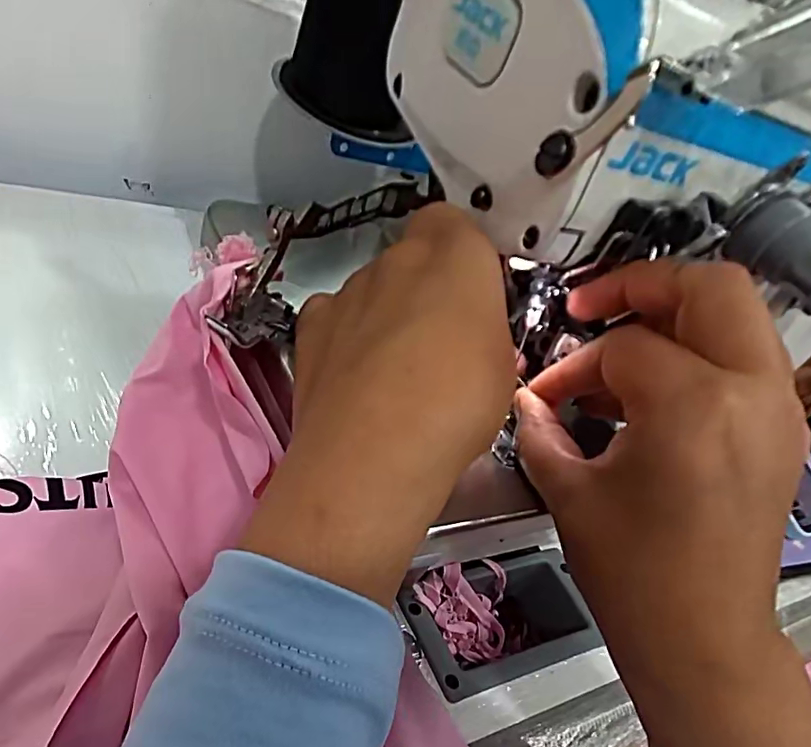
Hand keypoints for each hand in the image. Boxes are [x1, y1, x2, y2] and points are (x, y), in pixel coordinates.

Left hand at [239, 204, 513, 605]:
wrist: (373, 454)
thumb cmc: (455, 409)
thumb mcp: (502, 371)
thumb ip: (485, 334)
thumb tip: (470, 340)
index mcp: (456, 255)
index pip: (458, 227)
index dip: (464, 262)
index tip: (473, 303)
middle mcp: (396, 260)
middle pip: (411, 261)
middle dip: (423, 294)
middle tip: (435, 349)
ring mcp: (346, 293)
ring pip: (369, 293)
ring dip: (381, 318)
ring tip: (389, 378)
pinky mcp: (308, 329)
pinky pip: (331, 320)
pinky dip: (341, 339)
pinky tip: (351, 379)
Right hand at [519, 260, 810, 746]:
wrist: (702, 637)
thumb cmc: (630, 574)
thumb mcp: (571, 496)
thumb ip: (541, 433)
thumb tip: (525, 400)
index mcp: (693, 405)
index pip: (624, 349)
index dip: (571, 368)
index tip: (540, 399)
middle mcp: (753, 388)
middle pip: (709, 286)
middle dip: (642, 285)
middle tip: (590, 308)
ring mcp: (782, 407)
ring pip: (738, 316)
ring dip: (675, 318)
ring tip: (619, 356)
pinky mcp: (786, 430)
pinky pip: (746, 359)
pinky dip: (700, 354)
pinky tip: (655, 395)